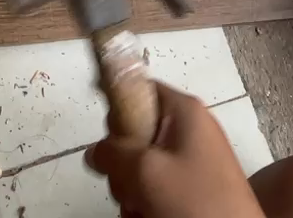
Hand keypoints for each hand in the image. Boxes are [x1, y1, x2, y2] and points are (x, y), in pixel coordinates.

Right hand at [86, 84, 262, 217]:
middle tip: (131, 184)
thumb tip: (95, 151)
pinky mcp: (193, 189)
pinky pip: (156, 187)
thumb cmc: (197, 202)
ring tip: (143, 208)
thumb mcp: (146, 172)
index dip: (117, 108)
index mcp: (184, 111)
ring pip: (142, 166)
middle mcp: (189, 130)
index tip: (108, 137)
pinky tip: (149, 217)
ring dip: (133, 190)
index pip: (138, 88)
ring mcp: (192, 162)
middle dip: (125, 164)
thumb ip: (112, 153)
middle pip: (136, 132)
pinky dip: (148, 204)